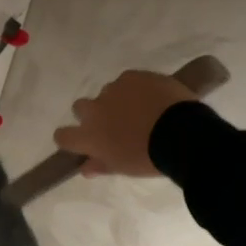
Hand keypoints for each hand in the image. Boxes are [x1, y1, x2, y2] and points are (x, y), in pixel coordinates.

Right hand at [53, 69, 196, 177]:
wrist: (183, 135)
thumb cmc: (151, 158)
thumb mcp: (124, 168)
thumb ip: (101, 165)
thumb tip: (85, 168)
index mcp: (88, 135)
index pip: (62, 136)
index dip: (70, 138)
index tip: (83, 142)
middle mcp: (93, 110)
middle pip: (80, 108)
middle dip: (93, 114)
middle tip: (115, 124)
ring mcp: (112, 90)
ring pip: (107, 93)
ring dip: (118, 101)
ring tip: (142, 111)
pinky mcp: (131, 76)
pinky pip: (128, 81)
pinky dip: (137, 89)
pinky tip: (154, 98)